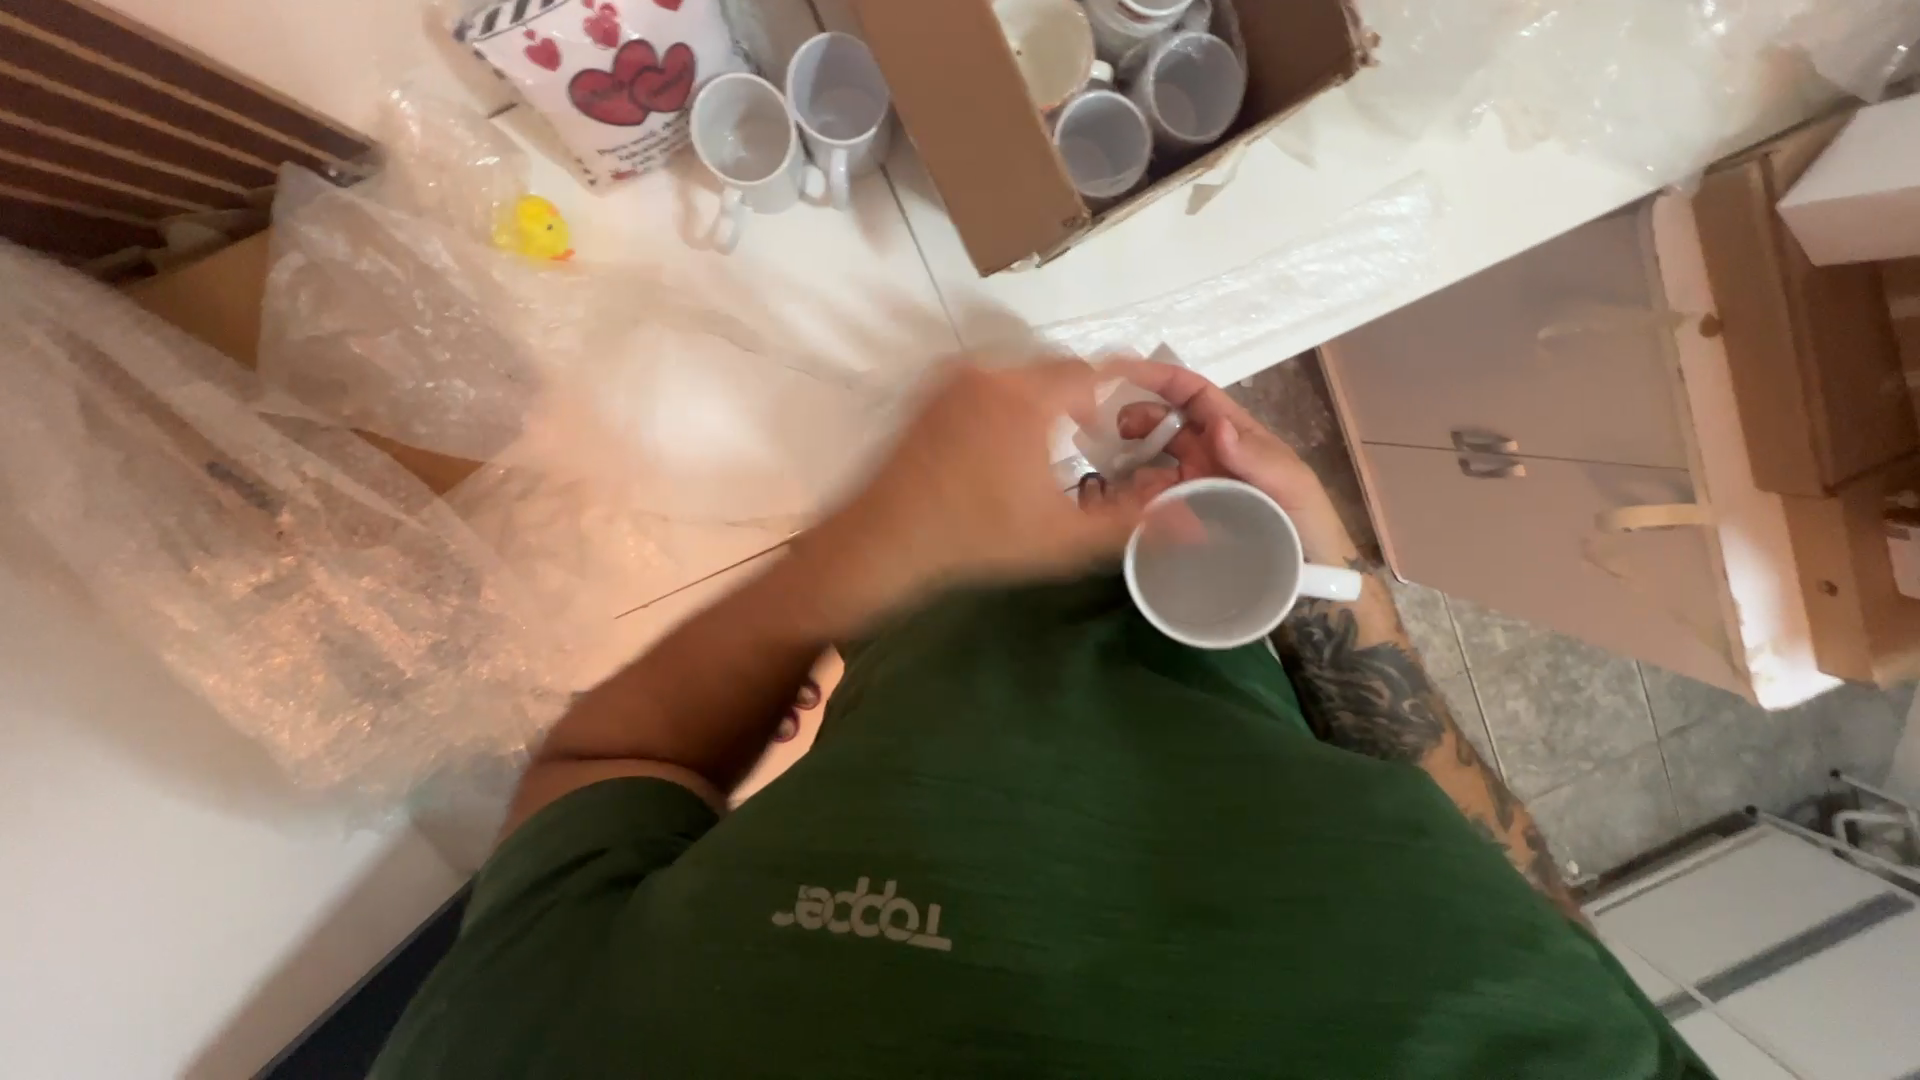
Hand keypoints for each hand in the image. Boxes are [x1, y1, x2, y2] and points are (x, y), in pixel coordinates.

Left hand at [802, 357, 1167, 617]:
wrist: (883, 539)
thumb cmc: (975, 538)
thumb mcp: (1061, 537)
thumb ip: (1130, 523)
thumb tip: (1194, 519)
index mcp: (1026, 397)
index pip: (1096, 369)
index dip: (1127, 384)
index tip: (1142, 406)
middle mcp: (990, 371)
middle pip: (1058, 367)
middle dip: (1085, 394)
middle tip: (1098, 433)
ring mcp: (953, 378)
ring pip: (1021, 372)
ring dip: (1046, 396)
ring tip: (1056, 439)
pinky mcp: (930, 392)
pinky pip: (987, 380)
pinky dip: (1010, 398)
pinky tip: (1008, 441)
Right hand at [1102, 359, 1357, 565]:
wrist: (1309, 576)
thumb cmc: (1307, 522)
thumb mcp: (1291, 484)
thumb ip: (1256, 457)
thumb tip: (1216, 426)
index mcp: (1234, 434)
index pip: (1193, 395)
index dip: (1162, 379)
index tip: (1127, 374)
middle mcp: (1208, 455)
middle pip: (1162, 425)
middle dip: (1138, 421)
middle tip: (1118, 435)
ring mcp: (1191, 488)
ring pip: (1149, 465)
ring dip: (1132, 467)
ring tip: (1121, 480)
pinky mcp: (1179, 521)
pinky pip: (1148, 505)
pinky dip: (1135, 504)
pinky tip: (1132, 512)